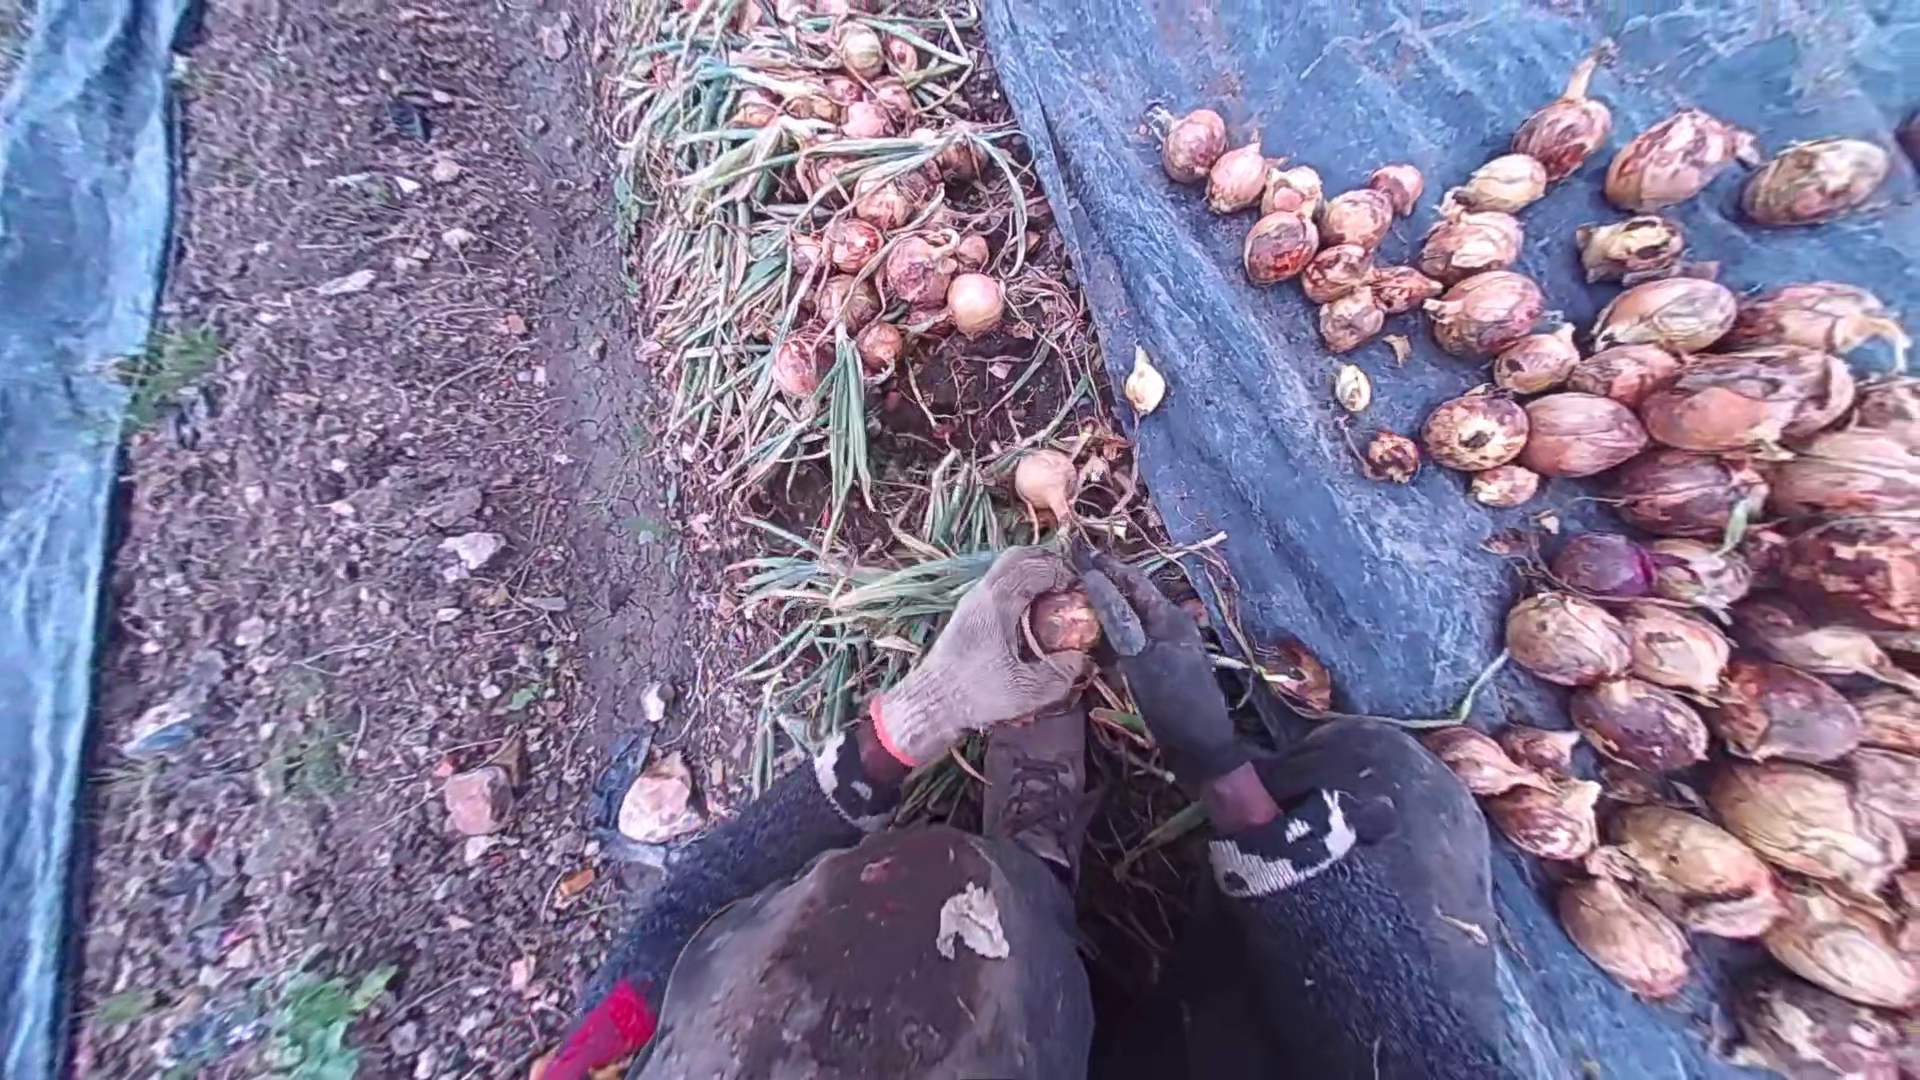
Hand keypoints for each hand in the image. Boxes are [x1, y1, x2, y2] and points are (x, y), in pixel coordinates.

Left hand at [873, 547, 1092, 764]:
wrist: (932, 704)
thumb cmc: (976, 695)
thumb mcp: (1028, 690)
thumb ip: (1061, 673)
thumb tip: (1081, 660)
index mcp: (997, 601)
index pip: (1034, 567)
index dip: (1062, 572)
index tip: (1081, 589)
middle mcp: (982, 592)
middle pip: (1017, 558)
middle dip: (1048, 564)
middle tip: (1069, 584)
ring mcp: (971, 601)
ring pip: (1005, 570)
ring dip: (1032, 575)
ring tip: (1054, 597)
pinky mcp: (967, 613)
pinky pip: (998, 585)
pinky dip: (1019, 588)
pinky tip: (1031, 614)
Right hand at [1082, 552, 1244, 786]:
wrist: (1200, 747)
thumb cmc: (1171, 701)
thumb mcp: (1140, 657)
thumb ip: (1118, 618)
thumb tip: (1095, 580)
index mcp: (1167, 615)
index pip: (1130, 579)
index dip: (1103, 564)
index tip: (1077, 550)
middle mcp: (1168, 621)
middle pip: (1132, 592)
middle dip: (1104, 578)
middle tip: (1074, 566)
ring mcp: (1166, 641)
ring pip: (1131, 611)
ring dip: (1108, 600)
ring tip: (1080, 591)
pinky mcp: (1160, 659)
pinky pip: (1133, 632)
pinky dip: (1113, 625)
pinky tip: (1097, 629)